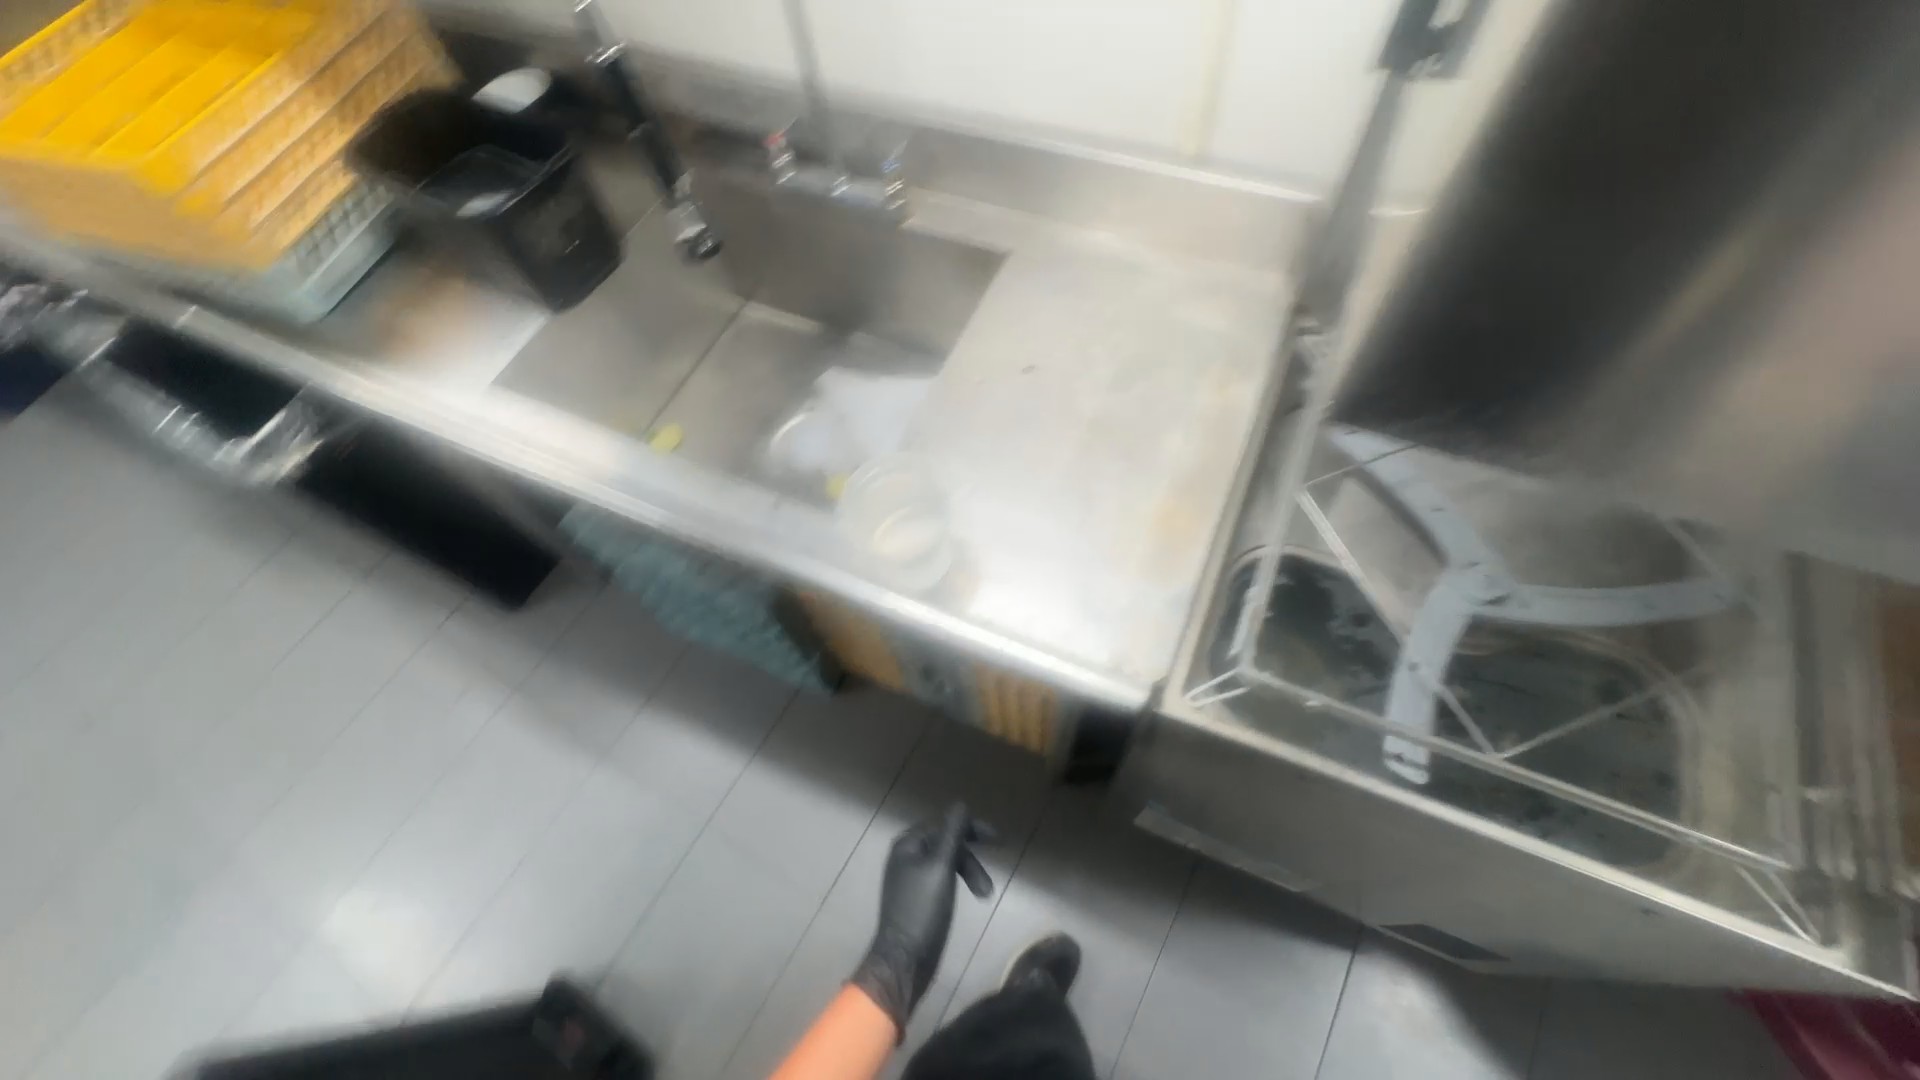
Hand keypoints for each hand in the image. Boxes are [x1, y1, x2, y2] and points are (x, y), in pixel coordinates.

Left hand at [850, 803, 995, 1034]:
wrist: (903, 961)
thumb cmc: (922, 911)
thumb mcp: (940, 867)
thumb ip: (951, 834)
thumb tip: (961, 804)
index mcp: (908, 844)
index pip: (945, 824)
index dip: (972, 829)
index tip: (999, 842)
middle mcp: (906, 856)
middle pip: (946, 843)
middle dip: (971, 859)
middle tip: (990, 883)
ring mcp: (910, 879)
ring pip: (946, 863)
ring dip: (968, 873)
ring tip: (985, 896)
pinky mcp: (916, 899)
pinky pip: (942, 879)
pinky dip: (958, 884)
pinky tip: (967, 898)